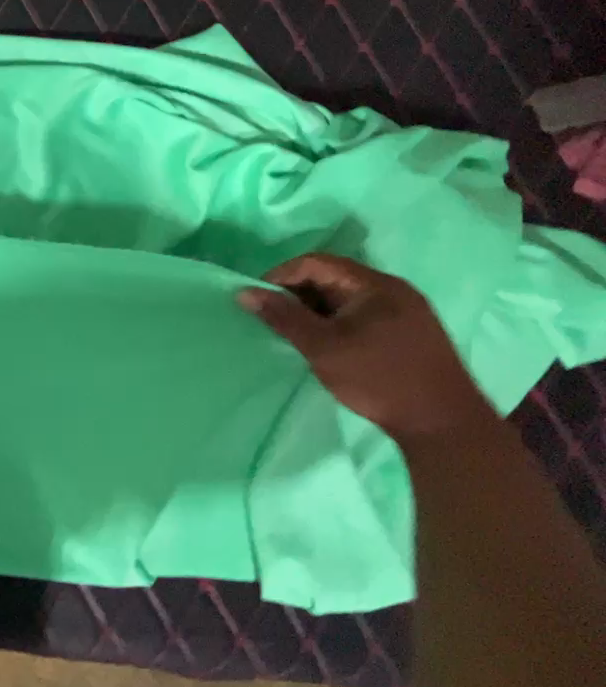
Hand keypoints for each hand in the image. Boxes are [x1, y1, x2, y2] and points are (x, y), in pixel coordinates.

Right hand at [238, 253, 497, 445]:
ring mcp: (405, 309)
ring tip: (296, 332)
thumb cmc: (377, 379)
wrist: (442, 424)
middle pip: (330, 276)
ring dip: (314, 308)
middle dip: (296, 293)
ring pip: (344, 295)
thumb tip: (244, 292)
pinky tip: (326, 341)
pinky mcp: (408, 329)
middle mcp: (393, 289)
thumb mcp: (321, 347)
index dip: (279, 276)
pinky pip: (360, 311)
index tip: (258, 301)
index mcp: (375, 286)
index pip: (315, 263)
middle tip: (273, 319)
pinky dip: (335, 319)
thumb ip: (282, 316)